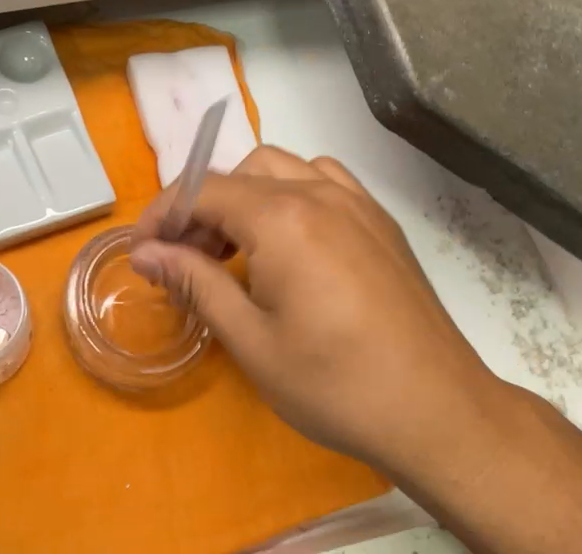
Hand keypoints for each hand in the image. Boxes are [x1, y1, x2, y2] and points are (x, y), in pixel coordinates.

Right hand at [129, 147, 502, 472]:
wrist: (440, 413)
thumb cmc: (336, 385)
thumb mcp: (250, 341)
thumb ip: (195, 283)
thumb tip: (145, 253)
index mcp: (282, 218)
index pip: (202, 190)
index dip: (162, 215)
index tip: (142, 251)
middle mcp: (317, 192)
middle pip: (239, 175)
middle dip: (200, 207)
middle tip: (185, 259)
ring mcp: (355, 202)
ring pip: (280, 167)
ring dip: (244, 195)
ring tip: (234, 247)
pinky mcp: (379, 220)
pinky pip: (322, 178)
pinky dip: (290, 191)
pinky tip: (289, 238)